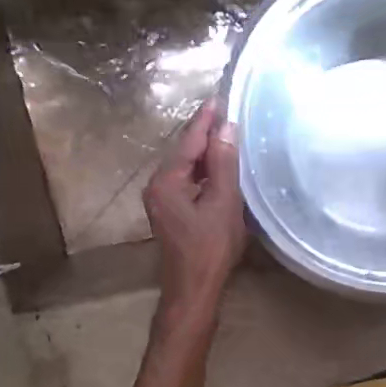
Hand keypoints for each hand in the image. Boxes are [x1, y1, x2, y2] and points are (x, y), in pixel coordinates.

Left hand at [144, 98, 246, 318]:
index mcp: (166, 181)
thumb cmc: (210, 247)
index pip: (189, 142)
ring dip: (206, 153)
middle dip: (206, 133)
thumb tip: (226, 128)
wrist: (194, 288)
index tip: (218, 98)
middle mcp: (157, 186)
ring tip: (228, 134)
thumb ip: (224, 164)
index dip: (205, 120)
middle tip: (228, 113)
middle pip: (185, 152)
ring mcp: (162, 200)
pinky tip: (221, 167)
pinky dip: (204, 171)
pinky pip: (188, 181)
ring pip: (186, 167)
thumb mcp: (223, 202)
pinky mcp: (171, 212)